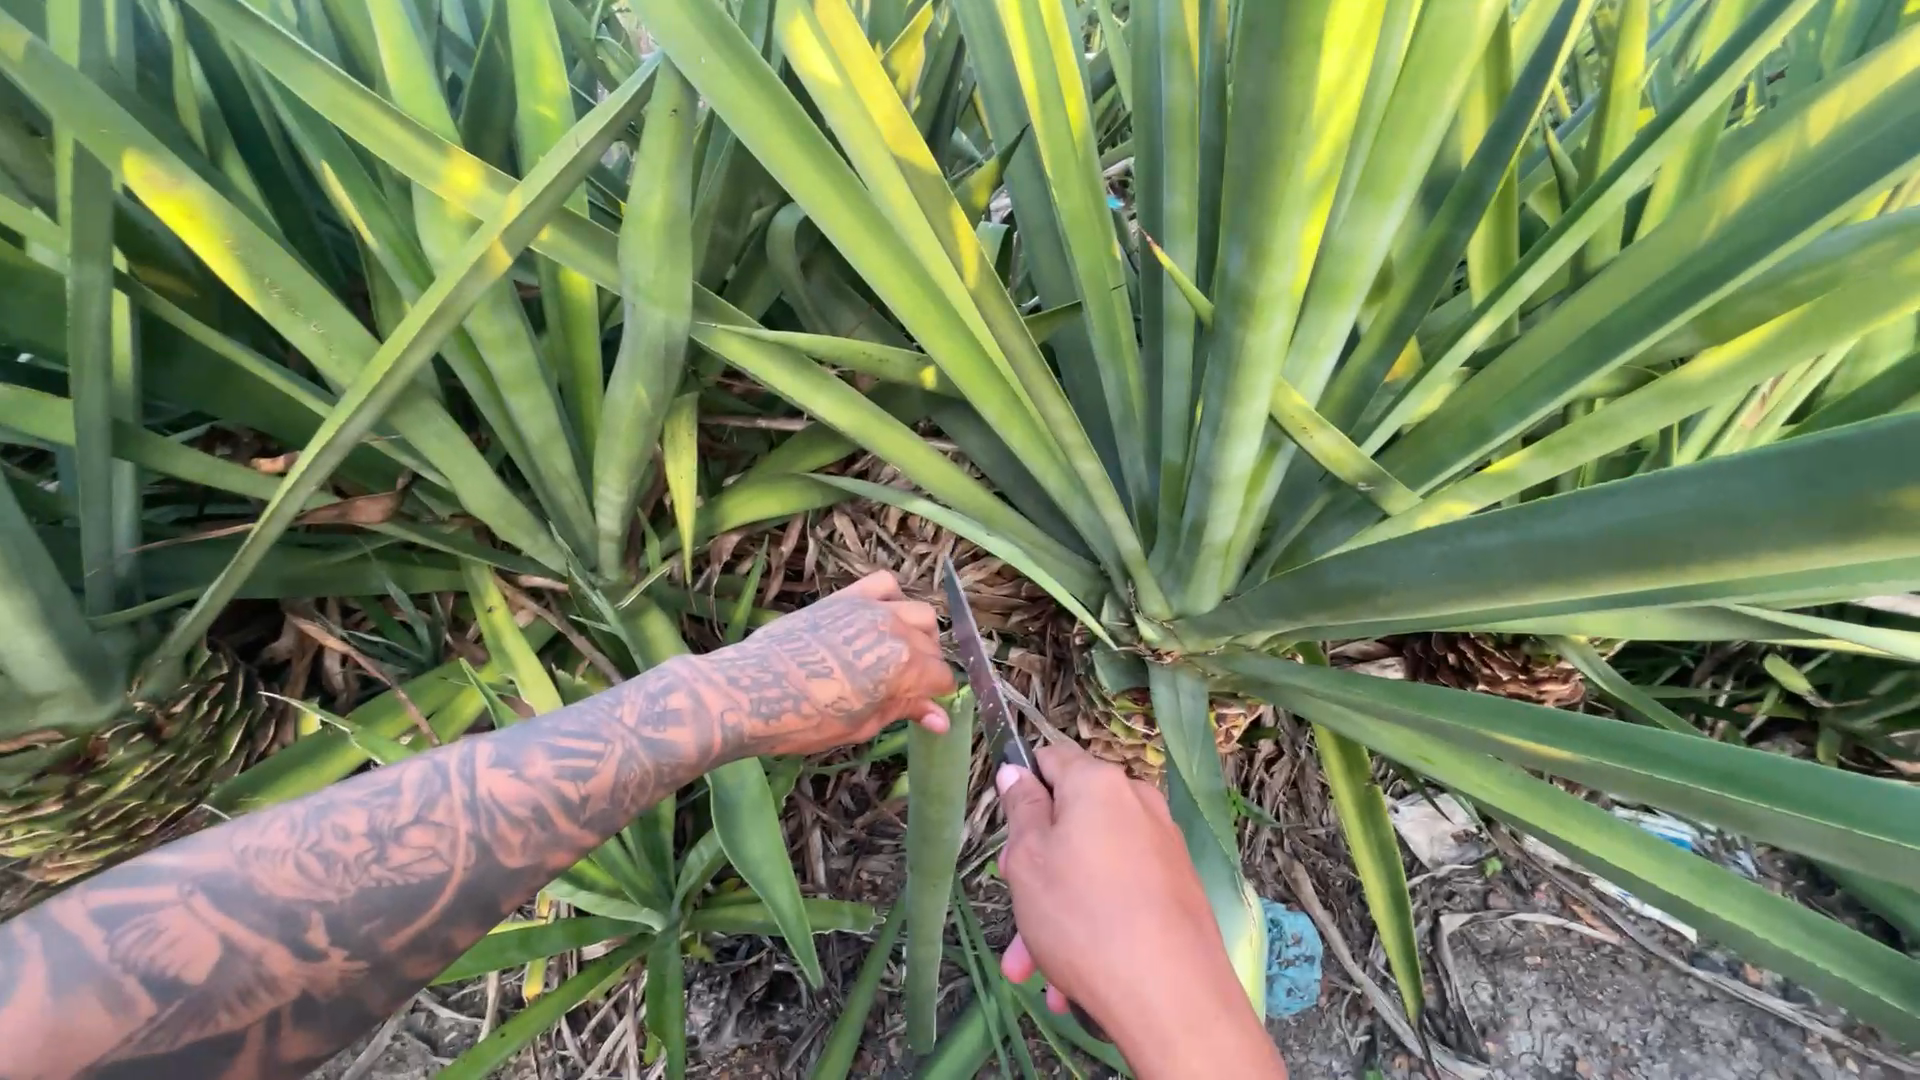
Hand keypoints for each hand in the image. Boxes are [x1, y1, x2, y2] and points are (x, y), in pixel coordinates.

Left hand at [702, 571, 955, 758]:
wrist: (751, 691)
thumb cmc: (807, 720)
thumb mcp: (863, 725)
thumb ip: (905, 711)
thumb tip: (941, 720)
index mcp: (906, 666)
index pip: (942, 677)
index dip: (936, 695)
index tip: (923, 705)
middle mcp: (896, 629)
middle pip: (932, 646)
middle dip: (926, 668)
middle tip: (904, 688)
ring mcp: (872, 608)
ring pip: (918, 612)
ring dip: (917, 632)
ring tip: (897, 653)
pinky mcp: (847, 596)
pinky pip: (885, 583)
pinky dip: (892, 597)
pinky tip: (880, 617)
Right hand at [995, 742, 1286, 1078]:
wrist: (1174, 1000)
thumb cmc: (1085, 919)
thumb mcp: (1029, 860)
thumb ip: (1020, 809)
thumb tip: (1016, 770)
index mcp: (1098, 782)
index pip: (1049, 758)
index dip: (1022, 791)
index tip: (1009, 835)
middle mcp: (1136, 802)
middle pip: (1070, 820)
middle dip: (1035, 865)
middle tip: (1015, 907)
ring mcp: (1162, 845)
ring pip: (1092, 864)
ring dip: (1057, 907)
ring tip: (1033, 967)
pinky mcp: (1178, 886)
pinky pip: (1121, 891)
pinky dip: (1094, 920)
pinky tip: (1072, 979)